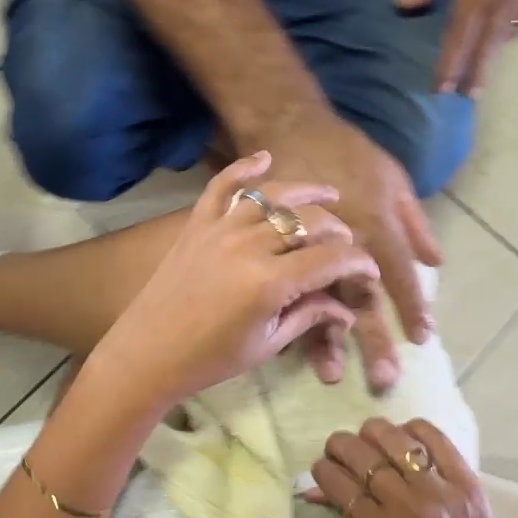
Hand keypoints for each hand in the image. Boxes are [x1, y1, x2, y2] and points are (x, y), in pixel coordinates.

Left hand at [93, 152, 379, 406]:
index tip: (369, 271)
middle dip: (337, 231)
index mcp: (270, 282)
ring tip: (329, 196)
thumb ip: (309, 316)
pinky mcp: (197, 224)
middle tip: (346, 244)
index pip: (330, 259)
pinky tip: (265, 158)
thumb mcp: (267, 343)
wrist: (147, 353)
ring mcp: (220, 229)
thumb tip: (346, 309)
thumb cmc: (210, 359)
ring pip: (273, 197)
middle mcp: (248, 246)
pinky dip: (244, 168)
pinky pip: (222, 187)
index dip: (358, 263)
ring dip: (306, 193)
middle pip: (308, 222)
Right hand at [251, 114, 439, 389]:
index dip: (413, 308)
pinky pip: (280, 285)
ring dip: (324, 340)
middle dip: (373, 341)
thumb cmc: (345, 151)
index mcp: (375, 225)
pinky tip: (288, 345)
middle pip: (361, 299)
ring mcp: (305, 248)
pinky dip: (286, 313)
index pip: (400, 277)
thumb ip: (414, 221)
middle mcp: (341, 245)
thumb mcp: (392, 176)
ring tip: (332, 373)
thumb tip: (436, 261)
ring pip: (316, 301)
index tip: (422, 338)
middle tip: (385, 378)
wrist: (286, 126)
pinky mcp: (272, 248)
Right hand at [309, 417, 517, 517]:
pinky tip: (405, 433)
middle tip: (337, 446)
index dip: (324, 470)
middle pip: (363, 457)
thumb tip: (315, 490)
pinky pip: (435, 438)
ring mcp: (439, 489)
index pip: (341, 487)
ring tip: (368, 434)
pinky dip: (415, 428)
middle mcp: (408, 506)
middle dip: (340, 445)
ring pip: (395, 440)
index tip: (320, 466)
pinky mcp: (465, 479)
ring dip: (373, 431)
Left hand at [393, 0, 517, 95]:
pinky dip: (511, 34)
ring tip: (482, 77)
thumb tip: (401, 5)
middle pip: (485, 48)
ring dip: (493, 58)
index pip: (457, 39)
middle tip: (468, 98)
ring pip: (505, 37)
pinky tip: (504, 40)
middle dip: (475, 74)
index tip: (441, 88)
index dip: (449, 66)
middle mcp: (501, 2)